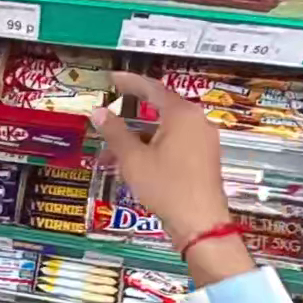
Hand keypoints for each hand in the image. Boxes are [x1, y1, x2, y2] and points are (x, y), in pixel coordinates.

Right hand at [88, 71, 230, 242]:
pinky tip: (132, 166)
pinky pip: (174, 145)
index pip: (152, 88)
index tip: (112, 79)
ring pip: (164, 131)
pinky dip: (152, 149)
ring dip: (137, 140)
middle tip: (107, 120)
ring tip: (110, 156)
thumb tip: (99, 112)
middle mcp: (197, 122)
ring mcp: (203, 141)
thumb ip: (115, 132)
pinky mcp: (203, 159)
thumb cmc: (167, 187)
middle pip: (158, 111)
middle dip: (128, 120)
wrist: (199, 224)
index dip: (129, 82)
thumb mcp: (133, 159)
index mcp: (182, 114)